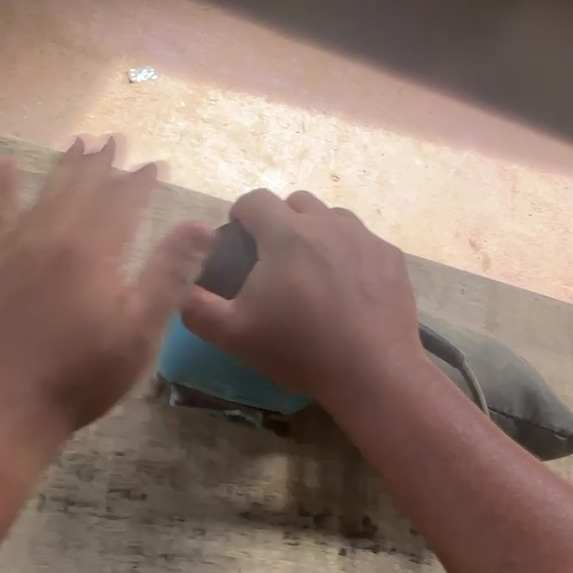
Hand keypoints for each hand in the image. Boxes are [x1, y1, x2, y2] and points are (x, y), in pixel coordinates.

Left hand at [0, 136, 212, 447]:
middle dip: (105, 162)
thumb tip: (201, 225)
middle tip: (117, 139)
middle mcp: (57, 235)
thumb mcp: (141, 330)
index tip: (156, 163)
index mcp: (96, 250)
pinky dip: (6, 187)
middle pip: (85, 186)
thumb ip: (169, 274)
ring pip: (48, 191)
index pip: (125, 200)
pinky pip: (3, 212)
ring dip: (67, 165)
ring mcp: (22, 247)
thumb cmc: (86, 373)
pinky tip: (6, 165)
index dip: (142, 179)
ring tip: (80, 141)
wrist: (13, 404)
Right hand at [180, 189, 426, 410]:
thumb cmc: (298, 350)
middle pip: (295, 201)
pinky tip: (346, 288)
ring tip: (311, 269)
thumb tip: (181, 290)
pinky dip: (347, 253)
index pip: (255, 200)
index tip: (237, 238)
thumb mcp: (234, 335)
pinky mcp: (390, 257)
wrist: (371, 372)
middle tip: (272, 258)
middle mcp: (327, 224)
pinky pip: (362, 240)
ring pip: (332, 217)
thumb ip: (198, 308)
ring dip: (315, 232)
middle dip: (278, 220)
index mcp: (286, 235)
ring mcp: (364, 238)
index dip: (240, 214)